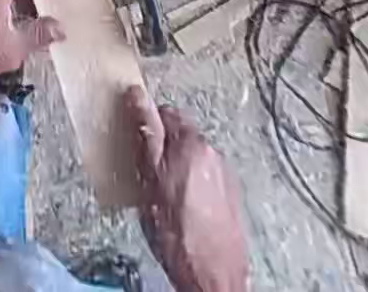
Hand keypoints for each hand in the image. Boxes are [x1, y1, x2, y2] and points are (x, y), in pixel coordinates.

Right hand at [127, 88, 248, 291]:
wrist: (213, 279)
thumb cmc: (175, 228)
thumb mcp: (149, 175)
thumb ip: (145, 130)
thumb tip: (137, 94)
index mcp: (193, 143)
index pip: (165, 112)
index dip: (147, 124)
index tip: (136, 139)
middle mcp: (213, 154)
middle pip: (181, 134)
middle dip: (163, 145)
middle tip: (147, 168)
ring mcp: (225, 177)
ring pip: (192, 156)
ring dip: (177, 164)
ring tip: (164, 191)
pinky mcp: (231, 198)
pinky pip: (205, 176)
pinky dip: (192, 182)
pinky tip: (183, 205)